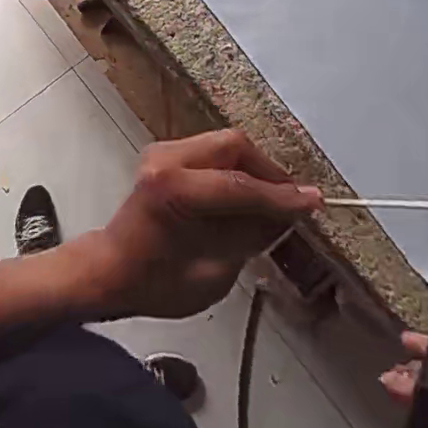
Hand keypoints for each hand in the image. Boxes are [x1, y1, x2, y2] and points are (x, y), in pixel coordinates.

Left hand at [77, 129, 320, 319]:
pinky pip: (212, 152)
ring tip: (272, 202)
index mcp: (172, 189)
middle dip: (268, 173)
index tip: (315, 203)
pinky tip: (247, 197)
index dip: (281, 196)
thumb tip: (288, 213)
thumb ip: (252, 234)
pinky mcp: (164, 154)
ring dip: (253, 169)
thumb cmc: (157, 282)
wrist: (112, 270)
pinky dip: (236, 169)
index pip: (240, 185)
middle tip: (291, 202)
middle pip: (234, 146)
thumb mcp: (216, 270)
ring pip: (225, 144)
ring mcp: (162, 151)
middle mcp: (165, 159)